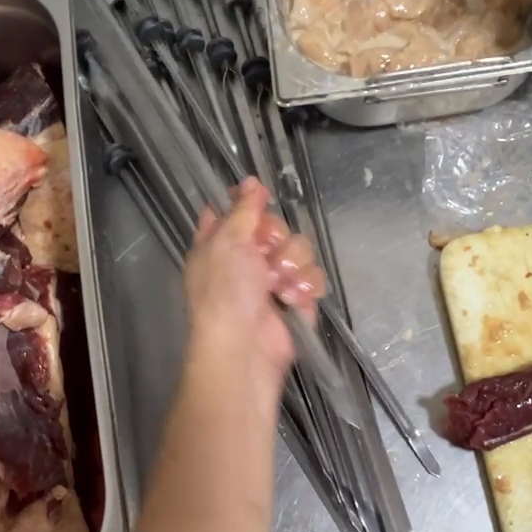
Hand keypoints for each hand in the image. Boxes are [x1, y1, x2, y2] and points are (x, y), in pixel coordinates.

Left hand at [183, 178, 325, 385]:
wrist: (244, 349)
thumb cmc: (224, 294)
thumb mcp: (226, 242)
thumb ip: (242, 210)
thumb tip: (251, 182)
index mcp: (219, 244)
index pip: (234, 211)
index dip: (247, 202)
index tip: (257, 199)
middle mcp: (245, 260)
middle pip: (275, 227)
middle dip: (276, 239)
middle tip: (266, 256)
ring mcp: (273, 280)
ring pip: (299, 249)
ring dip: (292, 265)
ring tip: (279, 286)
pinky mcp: (297, 300)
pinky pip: (313, 277)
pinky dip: (306, 287)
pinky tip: (293, 300)